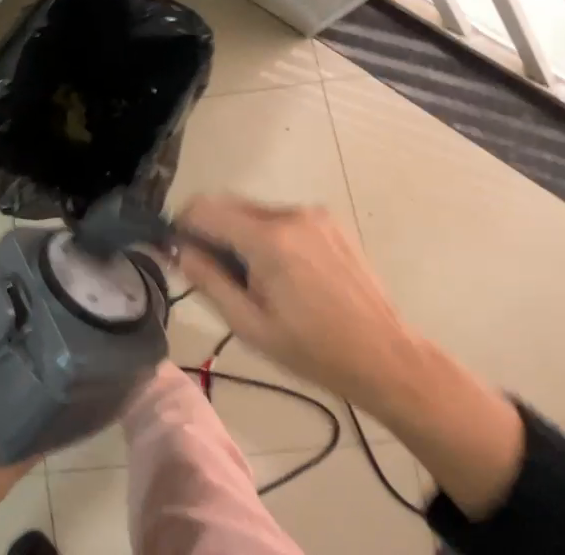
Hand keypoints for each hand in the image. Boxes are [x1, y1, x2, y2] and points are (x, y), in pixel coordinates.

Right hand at [174, 195, 422, 409]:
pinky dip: (267, 236)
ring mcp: (314, 215)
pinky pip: (280, 219)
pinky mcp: (330, 223)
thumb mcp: (249, 324)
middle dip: (211, 231)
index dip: (182, 226)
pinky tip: (280, 274)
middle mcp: (291, 214)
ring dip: (239, 234)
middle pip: (228, 205)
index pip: (204, 209)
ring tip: (252, 280)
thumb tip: (178, 249)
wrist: (386, 358)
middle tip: (212, 272)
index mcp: (269, 239)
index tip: (179, 252)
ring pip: (254, 211)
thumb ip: (208, 280)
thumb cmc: (313, 350)